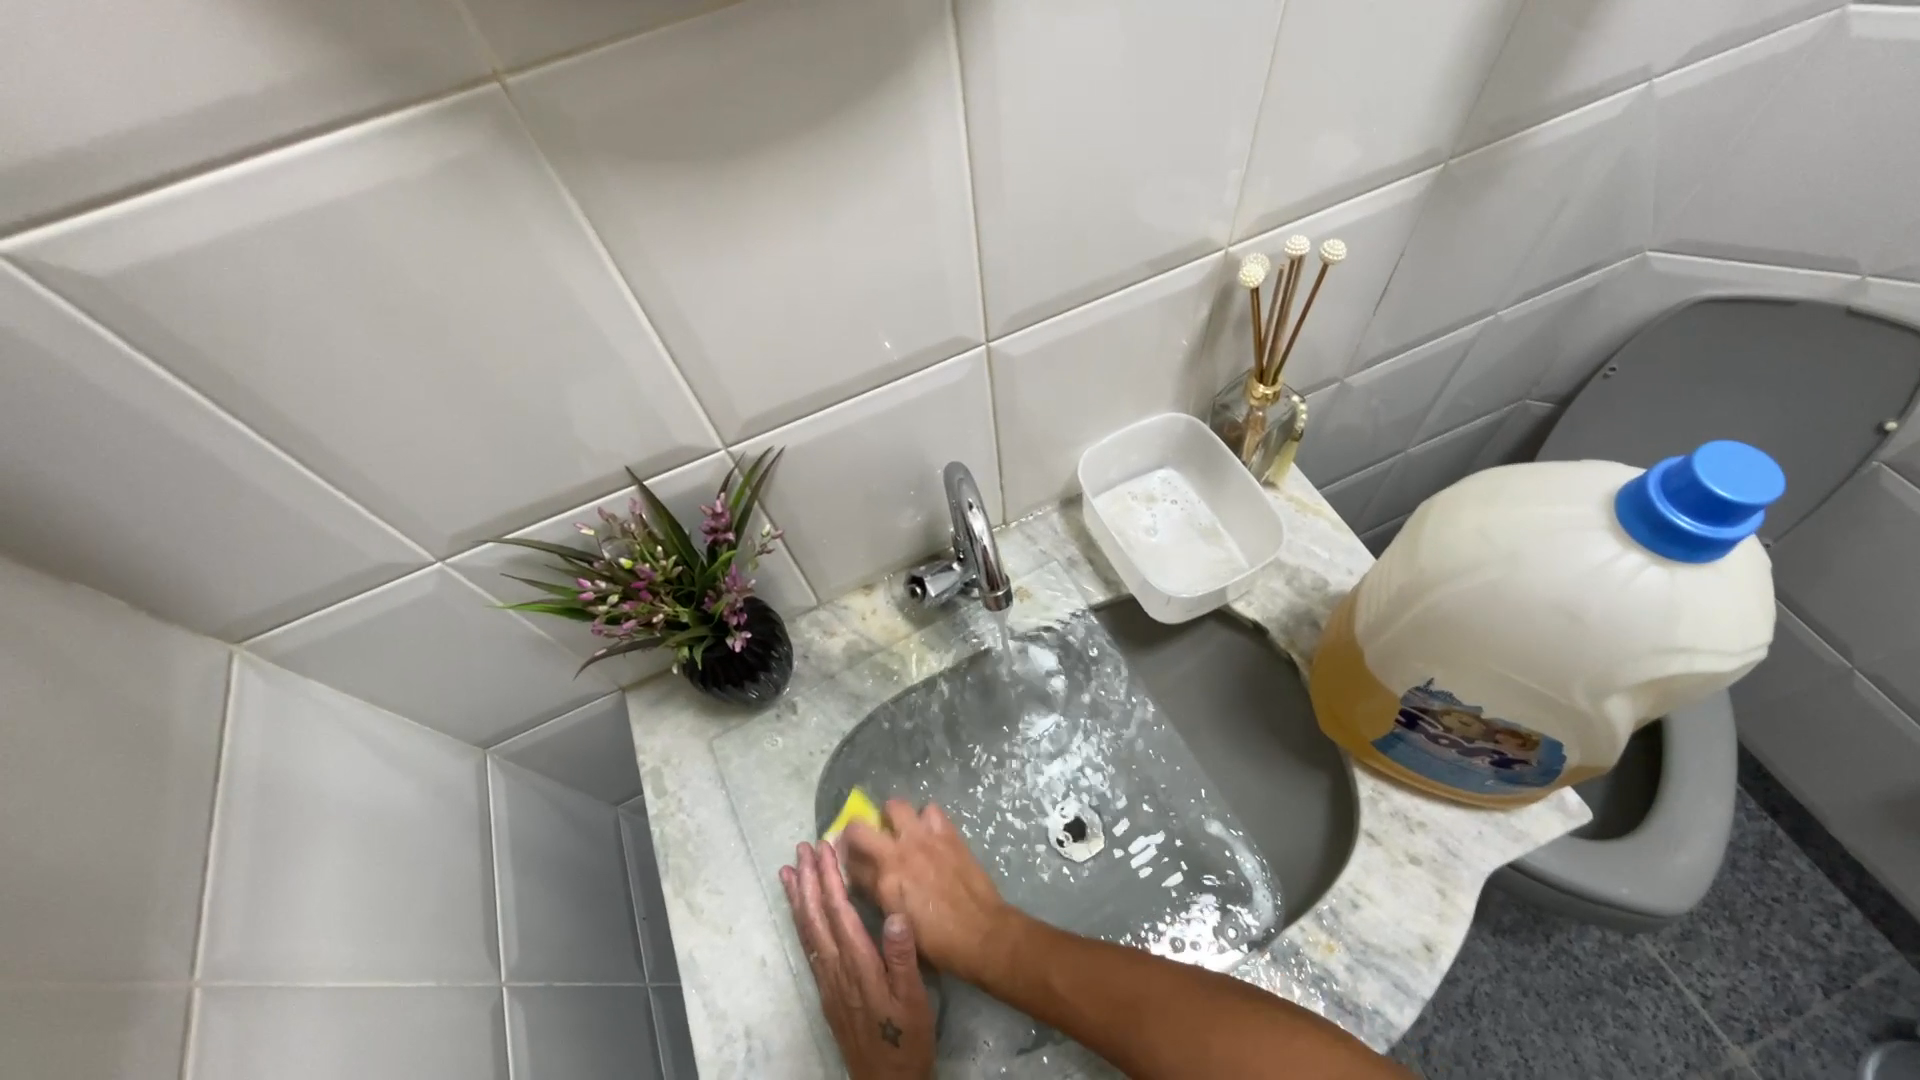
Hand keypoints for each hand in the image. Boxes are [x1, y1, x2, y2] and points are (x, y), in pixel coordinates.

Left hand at [781, 841, 934, 1079]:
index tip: (824, 849)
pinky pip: (809, 946)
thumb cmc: (907, 1038)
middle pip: (816, 916)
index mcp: (859, 964)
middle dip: (809, 879)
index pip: (839, 912)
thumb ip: (903, 957)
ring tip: (789, 871)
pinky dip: (801, 922)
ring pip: (807, 931)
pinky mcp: (826, 991)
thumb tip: (896, 913)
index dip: (830, 879)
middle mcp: (836, 968)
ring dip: (799, 897)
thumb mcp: (915, 998)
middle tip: (802, 848)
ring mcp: (828, 980)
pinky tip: (802, 912)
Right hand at [839, 800, 1013, 980]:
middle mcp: (897, 855)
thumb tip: (871, 881)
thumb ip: (880, 898)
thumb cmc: (938, 943)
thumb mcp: (898, 925)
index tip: (850, 863)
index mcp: (883, 884)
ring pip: (895, 806)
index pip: (851, 864)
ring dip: (893, 816)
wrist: (981, 933)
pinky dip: (926, 818)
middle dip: (855, 832)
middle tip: (865, 839)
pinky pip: (931, 810)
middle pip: (858, 828)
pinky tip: (929, 832)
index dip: (847, 863)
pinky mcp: (947, 834)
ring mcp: (923, 840)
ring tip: (901, 829)